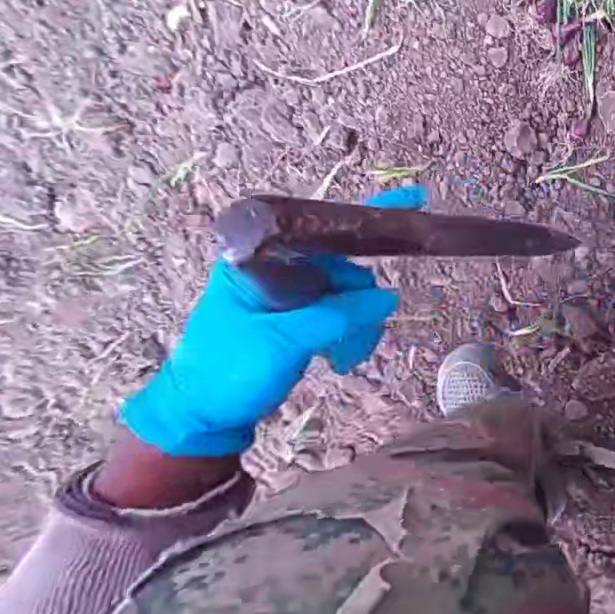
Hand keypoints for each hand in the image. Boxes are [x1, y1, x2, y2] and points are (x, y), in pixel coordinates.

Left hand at [119, 186, 421, 454]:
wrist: (200, 415)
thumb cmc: (229, 369)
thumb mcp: (283, 340)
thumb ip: (337, 315)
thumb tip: (387, 297)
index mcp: (258, 259)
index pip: (319, 226)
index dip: (367, 214)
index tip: (414, 198)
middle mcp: (276, 268)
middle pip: (343, 260)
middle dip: (361, 288)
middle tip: (366, 318)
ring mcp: (288, 293)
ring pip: (347, 288)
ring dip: (359, 313)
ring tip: (351, 345)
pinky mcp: (299, 316)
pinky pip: (341, 309)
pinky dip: (353, 325)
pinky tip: (349, 347)